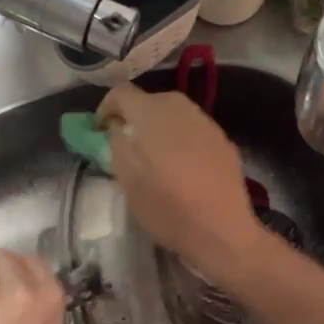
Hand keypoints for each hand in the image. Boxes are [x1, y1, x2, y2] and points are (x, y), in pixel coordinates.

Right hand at [99, 84, 263, 281]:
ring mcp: (206, 123)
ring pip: (174, 115)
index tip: (99, 131)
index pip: (121, 93)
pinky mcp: (223, 141)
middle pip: (150, 101)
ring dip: (159, 129)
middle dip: (134, 118)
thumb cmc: (166, 208)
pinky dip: (181, 141)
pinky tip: (182, 168)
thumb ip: (117, 145)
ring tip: (155, 157)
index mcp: (151, 113)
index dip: (105, 109)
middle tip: (126, 145)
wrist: (221, 230)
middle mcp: (181, 109)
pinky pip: (194, 131)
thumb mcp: (127, 181)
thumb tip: (118, 128)